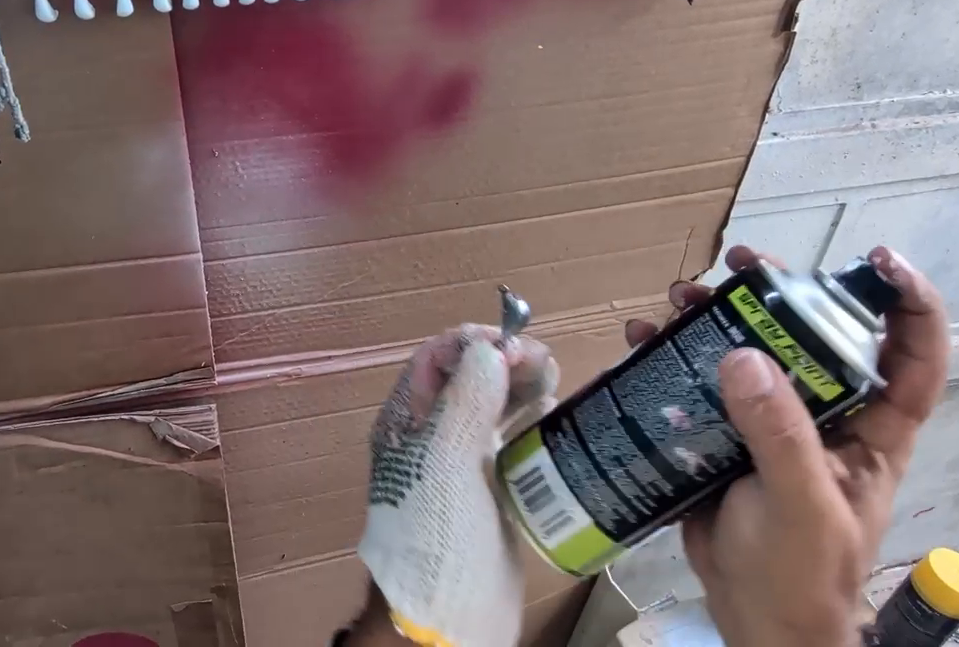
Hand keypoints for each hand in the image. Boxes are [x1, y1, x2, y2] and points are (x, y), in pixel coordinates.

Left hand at [355, 323, 558, 646]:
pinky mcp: (489, 486)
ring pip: (490, 405)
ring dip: (518, 384)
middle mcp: (431, 433)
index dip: (472, 342)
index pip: (436, 359)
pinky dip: (529, 418)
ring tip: (551, 376)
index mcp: (407, 419)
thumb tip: (487, 348)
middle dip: (501, 359)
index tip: (514, 341)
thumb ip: (465, 400)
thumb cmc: (437, 533)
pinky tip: (551, 412)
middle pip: (466, 377)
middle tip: (542, 358)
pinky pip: (508, 438)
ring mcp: (460, 461)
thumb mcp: (445, 460)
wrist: (449, 617)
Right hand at [625, 246, 949, 646]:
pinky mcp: (719, 427)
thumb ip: (780, 435)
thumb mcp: (802, 507)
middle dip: (779, 288)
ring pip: (746, 344)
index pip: (910, 360)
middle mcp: (820, 411)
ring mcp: (766, 417)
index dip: (908, 305)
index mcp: (868, 430)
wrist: (751, 617)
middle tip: (740, 262)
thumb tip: (742, 355)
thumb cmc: (801, 575)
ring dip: (713, 312)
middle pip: (810, 332)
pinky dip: (666, 349)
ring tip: (679, 296)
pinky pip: (694, 375)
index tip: (878, 259)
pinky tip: (642, 338)